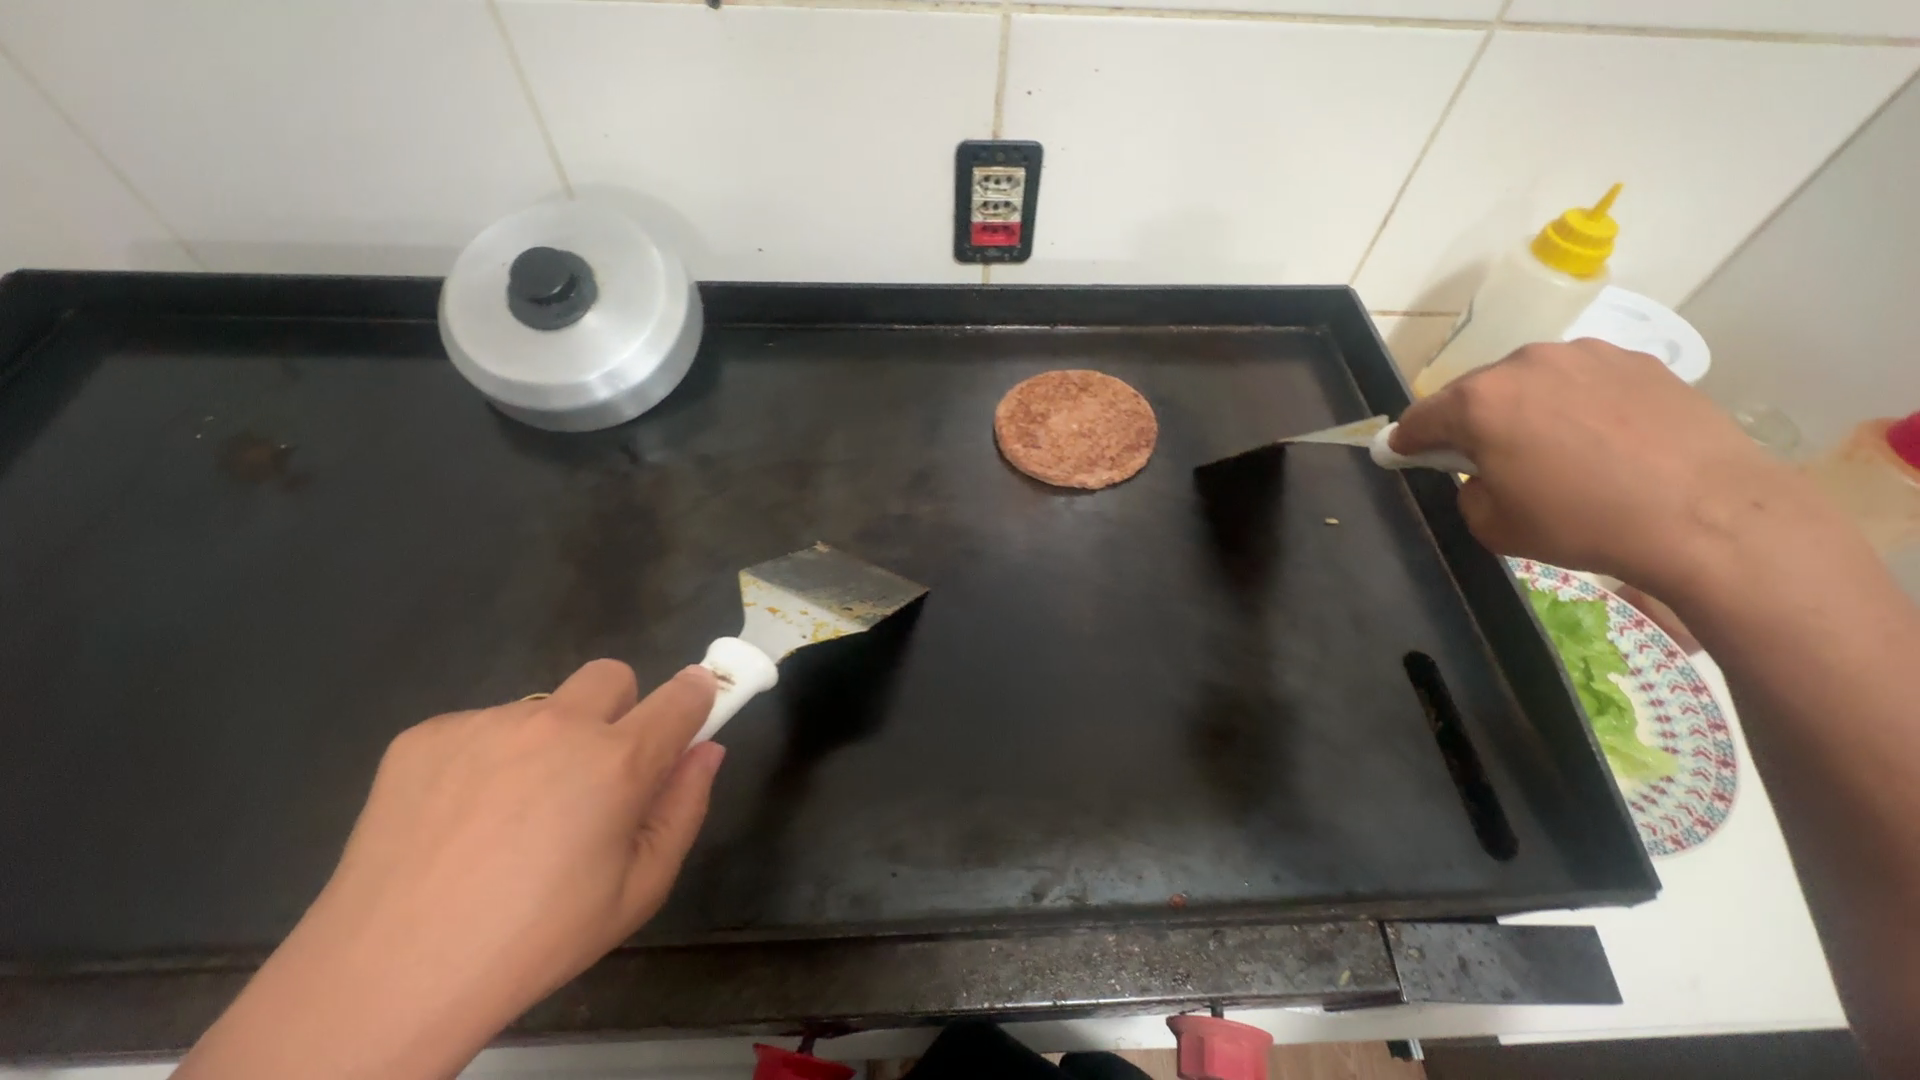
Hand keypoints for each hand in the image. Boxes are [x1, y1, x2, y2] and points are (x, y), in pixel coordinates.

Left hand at [176, 661, 723, 1079]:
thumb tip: (705, 751)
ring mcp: (485, 723)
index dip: (696, 697)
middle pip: (611, 676)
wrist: (390, 973)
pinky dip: (485, 759)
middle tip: (593, 777)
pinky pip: (480, 728)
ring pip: (541, 707)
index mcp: (617, 762)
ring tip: (508, 818)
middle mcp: (556, 724)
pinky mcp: (426, 734)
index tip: (691, 716)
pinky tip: (459, 820)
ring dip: (546, 743)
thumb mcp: (638, 891)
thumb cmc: (536, 940)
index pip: (682, 694)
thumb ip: (683, 809)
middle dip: (618, 713)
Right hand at [1392, 339, 1818, 594]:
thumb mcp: (1494, 526)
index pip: (1420, 417)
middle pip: (1475, 392)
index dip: (1407, 441)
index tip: (1404, 455)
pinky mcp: (1638, 361)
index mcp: (1479, 402)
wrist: (1707, 515)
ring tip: (1555, 450)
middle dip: (1471, 423)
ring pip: (1532, 381)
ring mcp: (1586, 355)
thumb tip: (1482, 474)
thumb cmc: (1582, 523)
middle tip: (1487, 460)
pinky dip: (1577, 405)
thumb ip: (1468, 491)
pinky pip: (1583, 381)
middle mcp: (1525, 363)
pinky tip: (1603, 442)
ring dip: (1526, 409)